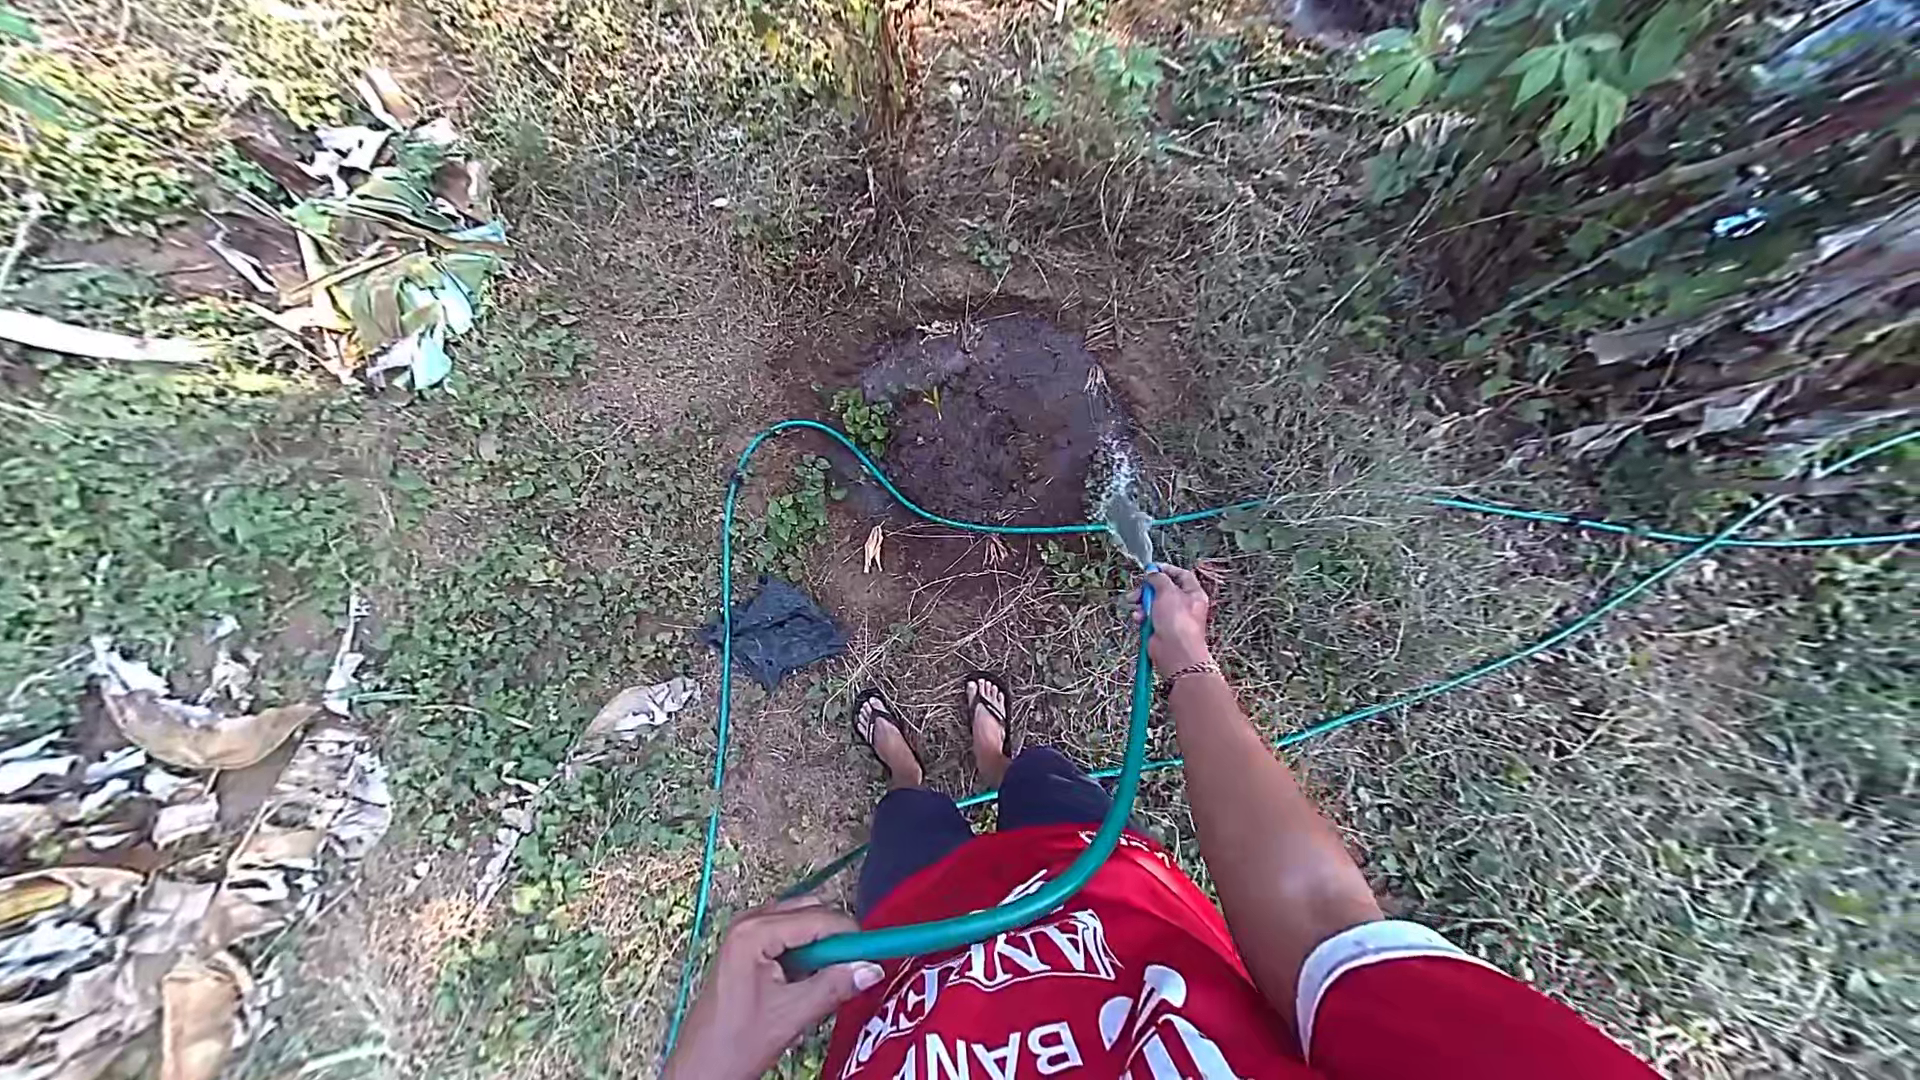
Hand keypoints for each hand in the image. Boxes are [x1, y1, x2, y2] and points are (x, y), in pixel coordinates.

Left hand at [663, 897, 885, 1079]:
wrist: (696, 1075)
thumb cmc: (735, 1047)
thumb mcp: (790, 1017)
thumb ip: (833, 986)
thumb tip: (873, 968)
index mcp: (755, 931)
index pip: (817, 918)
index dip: (849, 935)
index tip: (874, 953)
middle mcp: (750, 919)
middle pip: (810, 911)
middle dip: (835, 936)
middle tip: (856, 966)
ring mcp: (746, 928)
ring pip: (802, 920)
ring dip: (821, 943)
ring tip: (833, 975)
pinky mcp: (747, 942)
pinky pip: (789, 932)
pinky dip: (806, 949)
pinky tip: (809, 978)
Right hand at [1129, 562, 1213, 672]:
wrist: (1175, 652)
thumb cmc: (1177, 622)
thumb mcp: (1167, 592)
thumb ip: (1159, 579)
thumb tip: (1152, 573)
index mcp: (1193, 594)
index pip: (1181, 575)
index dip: (1166, 570)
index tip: (1151, 568)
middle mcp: (1183, 605)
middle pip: (1162, 589)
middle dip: (1147, 589)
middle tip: (1138, 590)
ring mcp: (1171, 617)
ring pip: (1152, 603)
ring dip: (1141, 602)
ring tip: (1134, 605)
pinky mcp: (1160, 628)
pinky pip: (1147, 616)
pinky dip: (1141, 616)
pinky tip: (1139, 618)